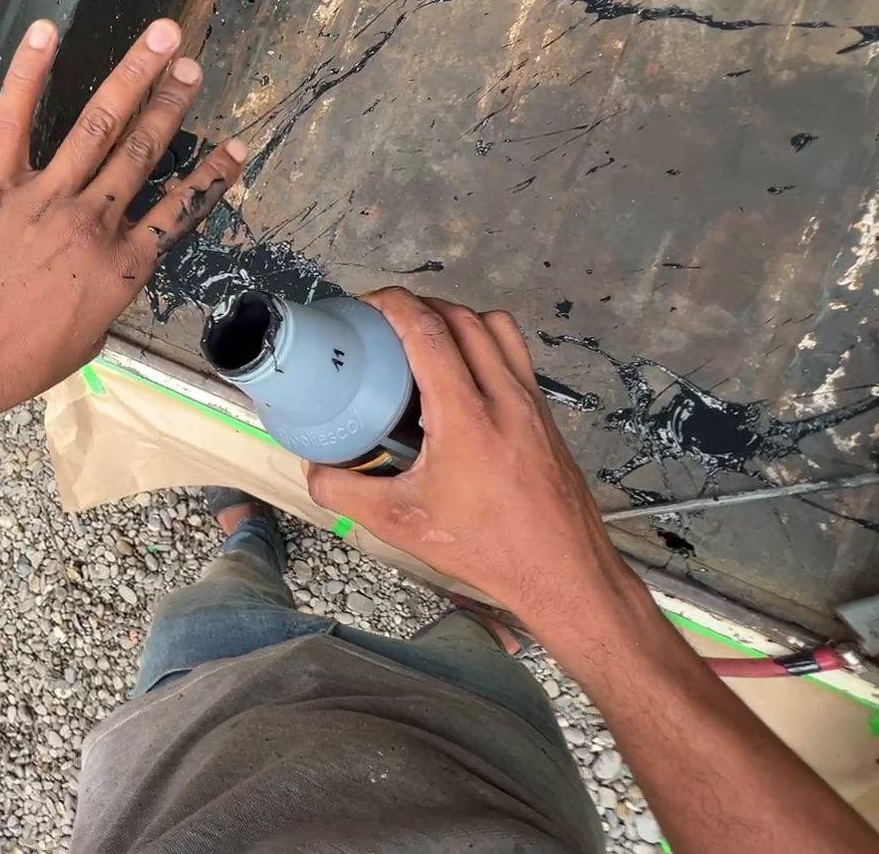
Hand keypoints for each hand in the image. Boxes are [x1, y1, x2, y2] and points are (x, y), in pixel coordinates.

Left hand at [0, 17, 246, 425]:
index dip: (211, 177)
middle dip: (172, 104)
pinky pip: (14, 121)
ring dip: (134, 77)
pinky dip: (30, 74)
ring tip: (161, 39)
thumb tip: (114, 267)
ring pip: (99, 127)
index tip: (236, 147)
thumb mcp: (88, 340)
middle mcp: (94, 223)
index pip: (179, 211)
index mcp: (122, 268)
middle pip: (144, 153)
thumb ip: (110, 293)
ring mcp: (46, 199)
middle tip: (192, 65)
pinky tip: (48, 32)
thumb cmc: (19, 364)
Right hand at [305, 289, 627, 627]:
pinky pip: (513, 352)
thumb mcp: (398, 523)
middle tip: (383, 321)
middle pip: (461, 317)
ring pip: (496, 326)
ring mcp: (531, 402)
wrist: (566, 575)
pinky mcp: (546, 414)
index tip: (366, 303)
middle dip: (418, 305)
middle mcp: (504, 397)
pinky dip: (482, 341)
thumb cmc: (484, 548)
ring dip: (455, 316)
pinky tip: (459, 374)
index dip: (394, 304)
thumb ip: (343, 491)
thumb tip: (312, 467)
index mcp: (465, 417)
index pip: (429, 333)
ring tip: (422, 337)